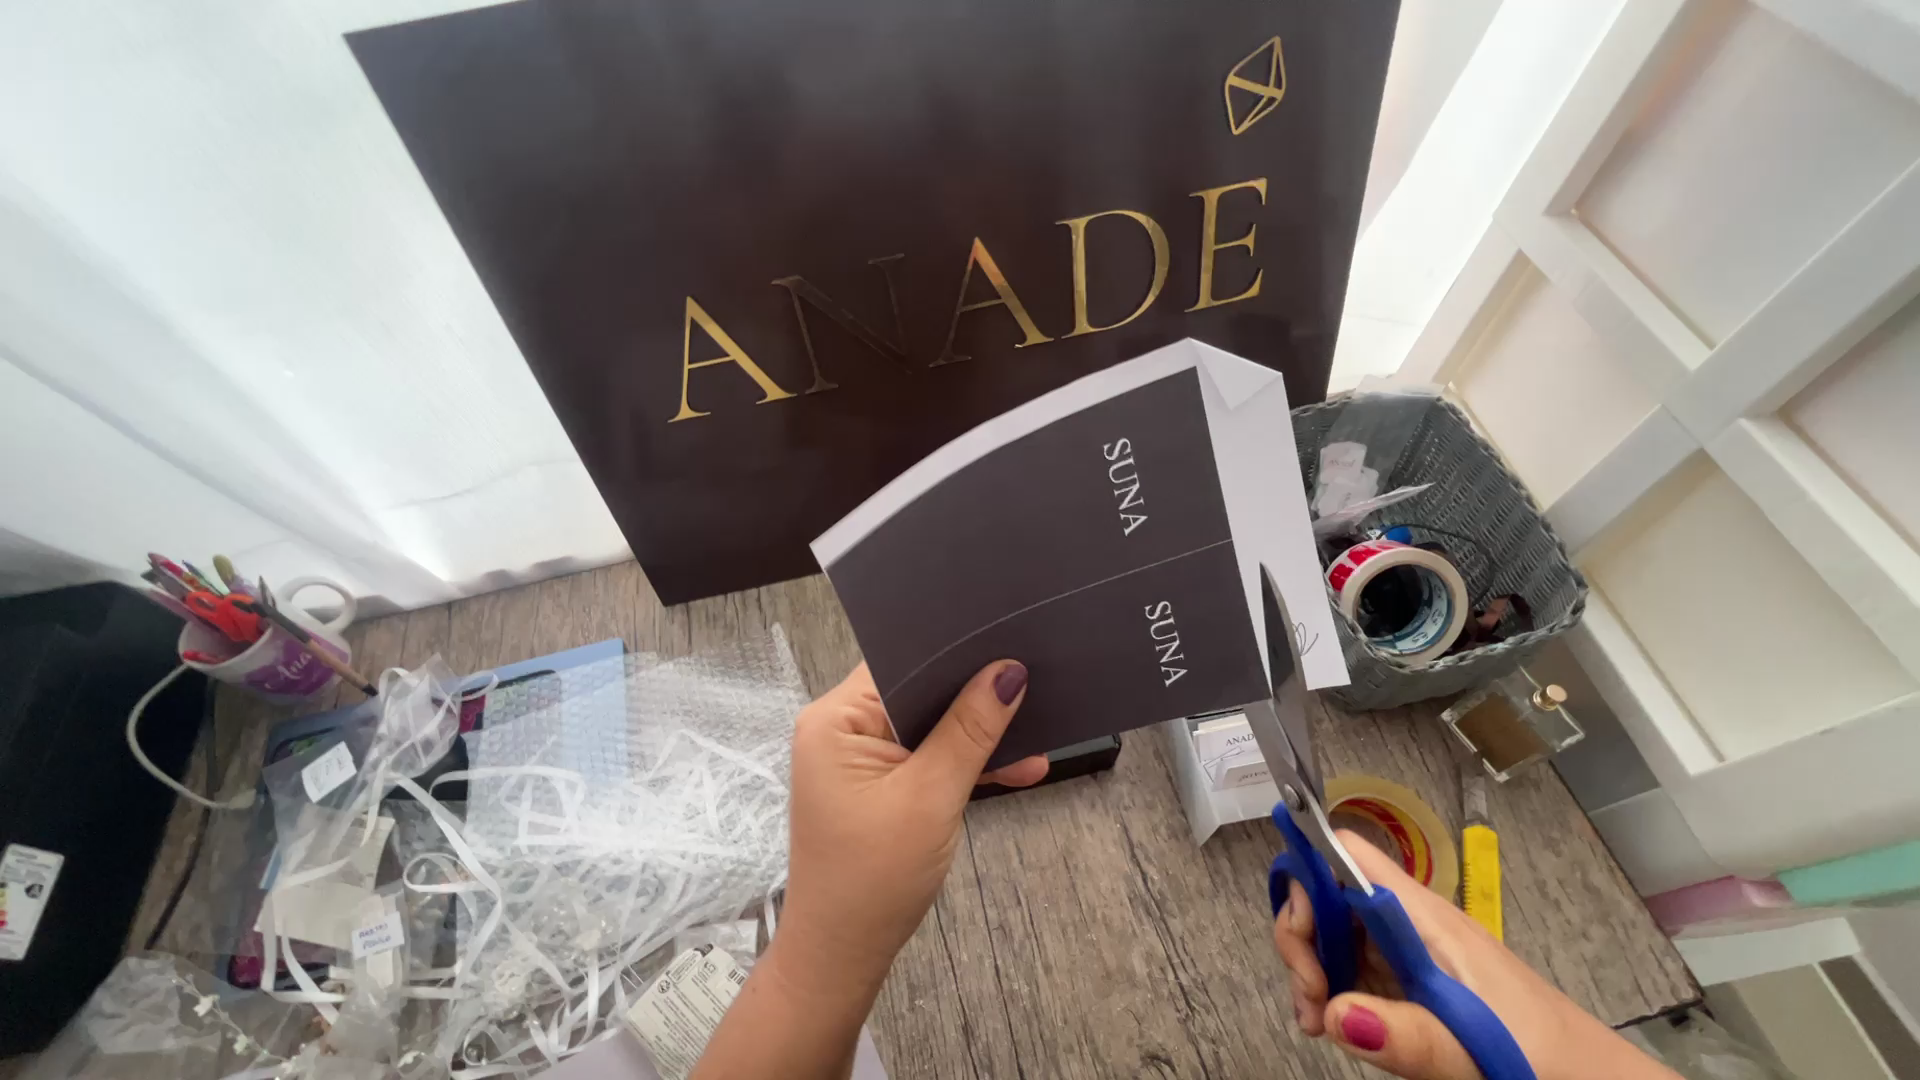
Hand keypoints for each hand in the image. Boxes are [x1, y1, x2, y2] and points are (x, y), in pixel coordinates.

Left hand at [695, 662, 1044, 1079]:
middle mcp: (844, 729)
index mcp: (837, 718)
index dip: (953, 651)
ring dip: (979, 736)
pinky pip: (930, 758)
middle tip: (1034, 676)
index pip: (900, 662)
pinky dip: (967, 764)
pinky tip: (1019, 767)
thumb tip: (1008, 671)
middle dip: (975, 694)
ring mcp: (863, 759)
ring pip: (931, 727)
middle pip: (919, 693)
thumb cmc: (874, 876)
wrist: (844, 958)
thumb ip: (970, 730)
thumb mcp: (930, 796)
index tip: (1006, 640)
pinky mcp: (882, 785)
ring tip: (1039, 727)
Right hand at [1273, 831, 1680, 1079]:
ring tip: (1316, 1024)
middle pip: (1324, 892)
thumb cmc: (1545, 1061)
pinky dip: (1329, 990)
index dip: (1306, 875)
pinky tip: (1333, 1026)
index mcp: (1420, 915)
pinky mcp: (1405, 979)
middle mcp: (1404, 920)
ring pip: (1330, 931)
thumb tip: (1331, 1014)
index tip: (1301, 937)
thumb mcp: (1473, 1052)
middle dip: (1301, 937)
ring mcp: (1403, 948)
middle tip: (1310, 1000)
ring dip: (1311, 969)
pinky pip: (1349, 966)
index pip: (1343, 853)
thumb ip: (1405, 1036)